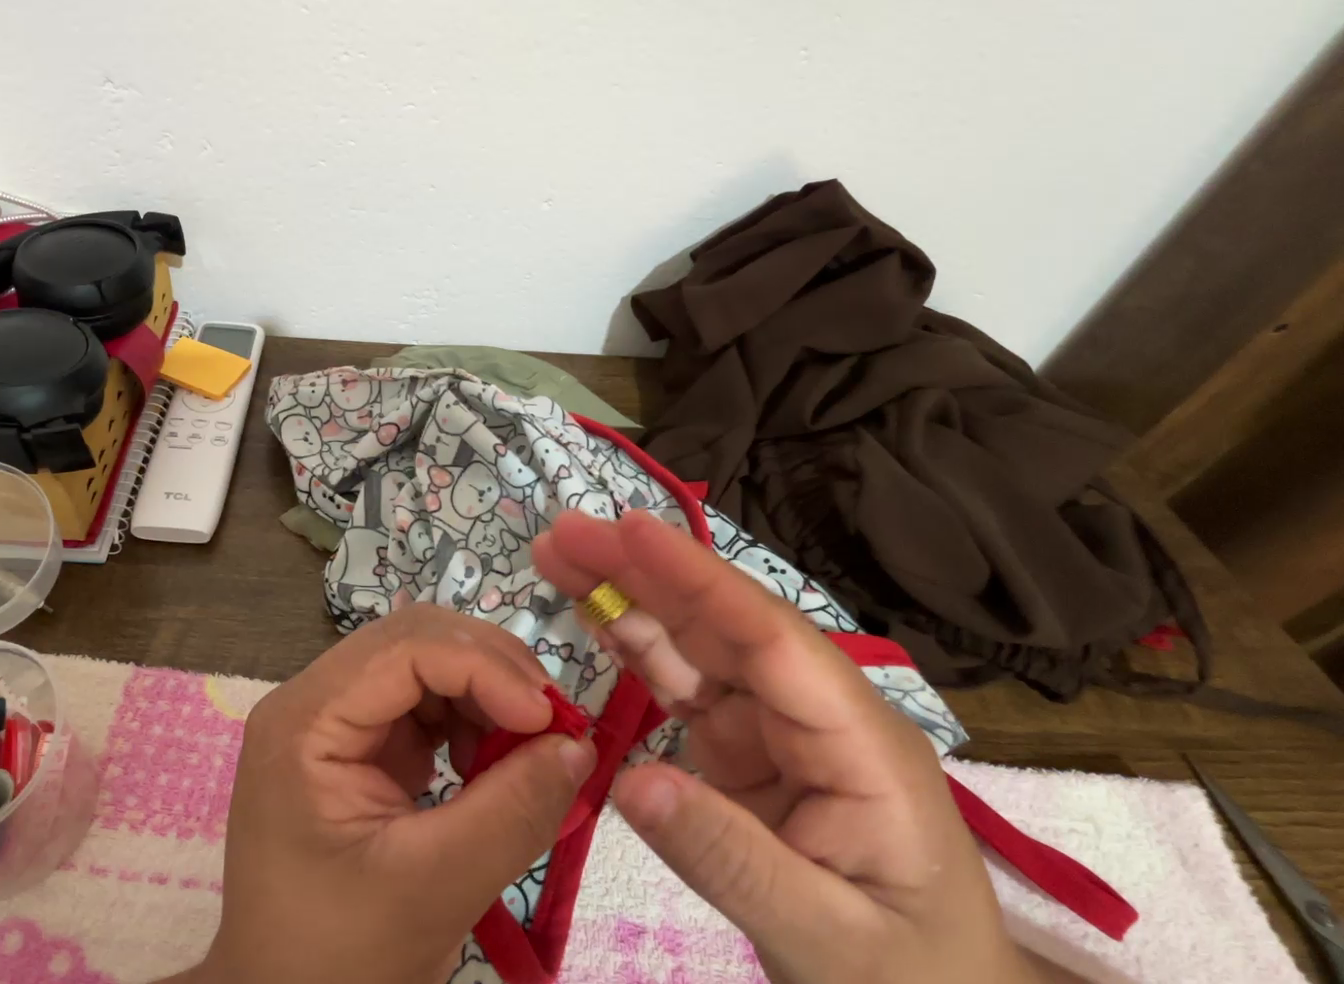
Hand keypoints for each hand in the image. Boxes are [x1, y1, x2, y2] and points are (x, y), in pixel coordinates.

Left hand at [185, 605, 597, 983]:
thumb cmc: (340, 955)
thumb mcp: (434, 887)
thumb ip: (512, 810)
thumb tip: (581, 745)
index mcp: (305, 720)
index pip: (404, 647)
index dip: (484, 667)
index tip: (550, 720)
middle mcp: (314, 701)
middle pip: (415, 641)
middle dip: (493, 672)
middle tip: (555, 726)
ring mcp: (336, 720)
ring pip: (428, 665)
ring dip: (489, 696)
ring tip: (530, 751)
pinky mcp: (362, 745)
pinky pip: (428, 705)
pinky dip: (475, 722)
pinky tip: (495, 766)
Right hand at [532, 510, 1044, 983]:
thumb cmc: (906, 982)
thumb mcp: (825, 940)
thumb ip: (729, 860)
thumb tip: (629, 783)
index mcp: (857, 741)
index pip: (769, 638)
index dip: (696, 578)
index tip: (629, 529)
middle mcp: (814, 713)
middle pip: (722, 624)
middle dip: (643, 571)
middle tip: (564, 533)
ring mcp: (776, 729)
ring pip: (696, 645)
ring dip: (629, 598)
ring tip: (562, 558)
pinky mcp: (744, 751)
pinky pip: (683, 688)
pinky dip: (635, 650)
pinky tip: (595, 618)